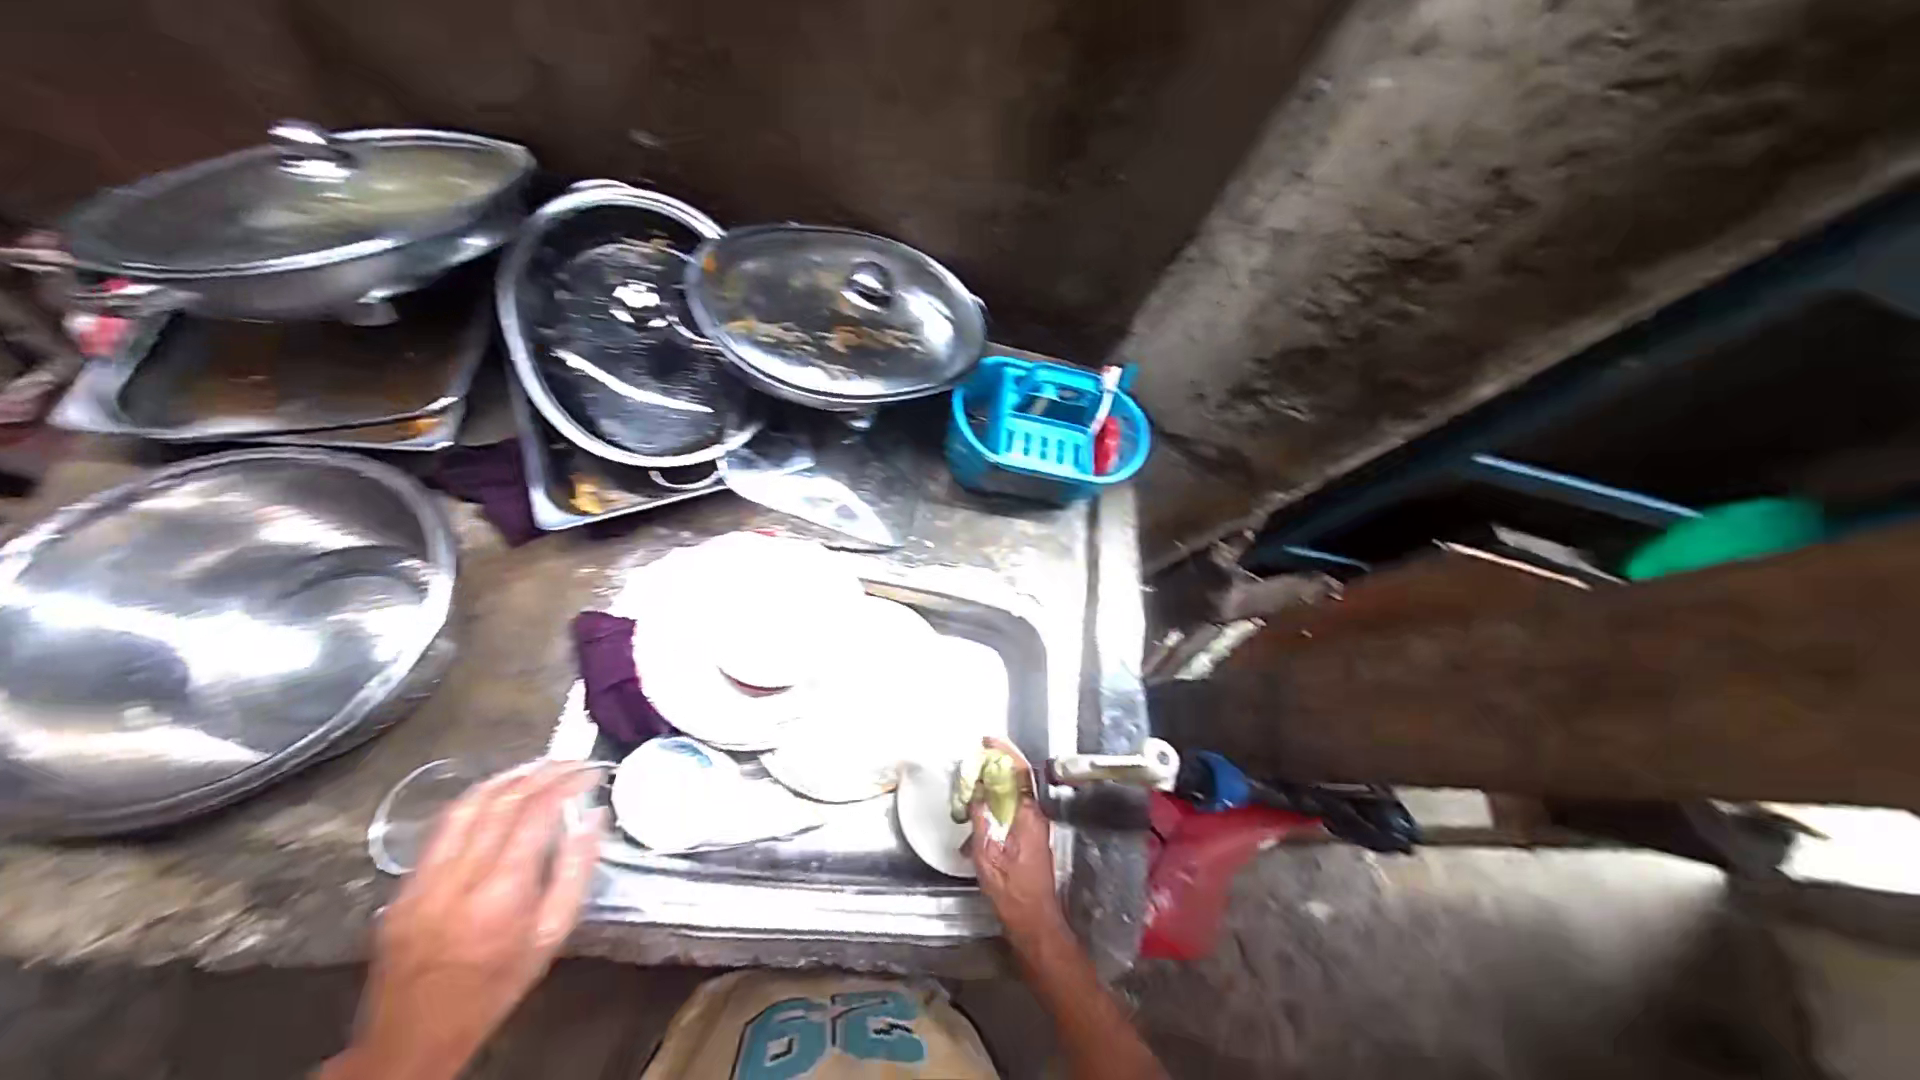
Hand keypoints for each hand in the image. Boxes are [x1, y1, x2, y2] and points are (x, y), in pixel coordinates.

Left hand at [324, 762, 605, 1079]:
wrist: (412, 1037)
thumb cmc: (497, 986)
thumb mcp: (552, 935)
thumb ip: (576, 872)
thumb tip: (595, 817)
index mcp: (502, 892)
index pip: (537, 813)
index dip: (567, 783)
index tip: (591, 771)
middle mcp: (459, 877)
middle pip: (503, 802)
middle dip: (542, 773)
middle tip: (572, 761)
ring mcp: (424, 879)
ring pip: (467, 806)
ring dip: (507, 778)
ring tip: (538, 765)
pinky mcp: (404, 885)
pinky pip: (444, 827)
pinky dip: (477, 800)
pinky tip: (497, 793)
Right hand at [969, 738, 1066, 948]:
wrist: (1034, 923)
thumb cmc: (1012, 893)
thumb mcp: (987, 855)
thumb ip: (981, 820)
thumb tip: (976, 792)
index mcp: (1029, 816)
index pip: (1020, 773)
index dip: (1005, 753)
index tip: (988, 741)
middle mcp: (1035, 816)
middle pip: (1016, 781)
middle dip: (994, 768)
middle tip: (973, 761)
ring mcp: (1033, 827)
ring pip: (1012, 797)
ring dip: (992, 789)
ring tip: (970, 789)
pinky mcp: (1028, 838)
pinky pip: (1010, 812)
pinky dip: (993, 807)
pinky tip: (976, 817)